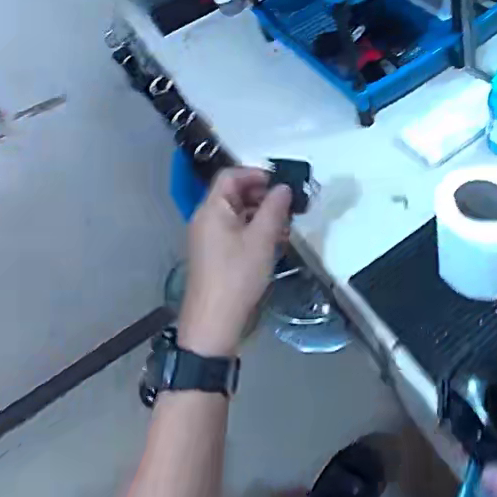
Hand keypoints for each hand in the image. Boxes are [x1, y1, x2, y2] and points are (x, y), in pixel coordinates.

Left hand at [178, 167, 292, 356]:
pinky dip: (256, 230)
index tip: (282, 183)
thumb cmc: (237, 275)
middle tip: (290, 204)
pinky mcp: (216, 255)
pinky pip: (237, 231)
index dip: (257, 173)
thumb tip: (283, 188)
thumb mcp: (262, 238)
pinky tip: (276, 241)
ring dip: (263, 214)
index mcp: (212, 210)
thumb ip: (275, 208)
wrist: (215, 322)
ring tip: (287, 225)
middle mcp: (206, 219)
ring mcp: (210, 238)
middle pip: (234, 194)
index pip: (230, 176)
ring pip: (238, 214)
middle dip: (264, 195)